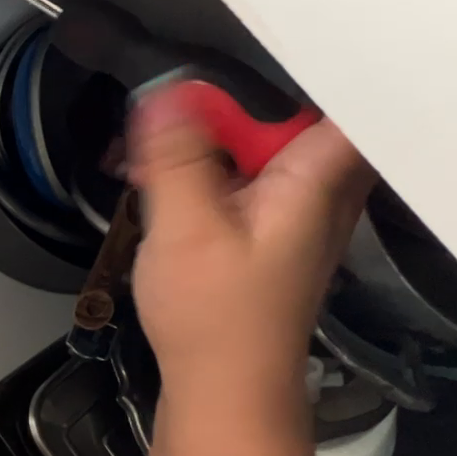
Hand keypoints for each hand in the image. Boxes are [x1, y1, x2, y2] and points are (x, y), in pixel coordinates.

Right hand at [130, 84, 375, 397]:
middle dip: (207, 115)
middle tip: (151, 131)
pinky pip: (237, 179)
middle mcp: (316, 184)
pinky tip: (157, 191)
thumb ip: (176, 159)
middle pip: (273, 116)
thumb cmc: (214, 315)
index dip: (260, 76)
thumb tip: (162, 94)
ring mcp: (292, 207)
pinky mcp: (265, 228)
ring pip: (249, 148)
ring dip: (193, 148)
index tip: (199, 82)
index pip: (315, 89)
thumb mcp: (183, 228)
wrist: (222, 378)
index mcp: (315, 174)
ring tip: (140, 165)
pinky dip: (196, 176)